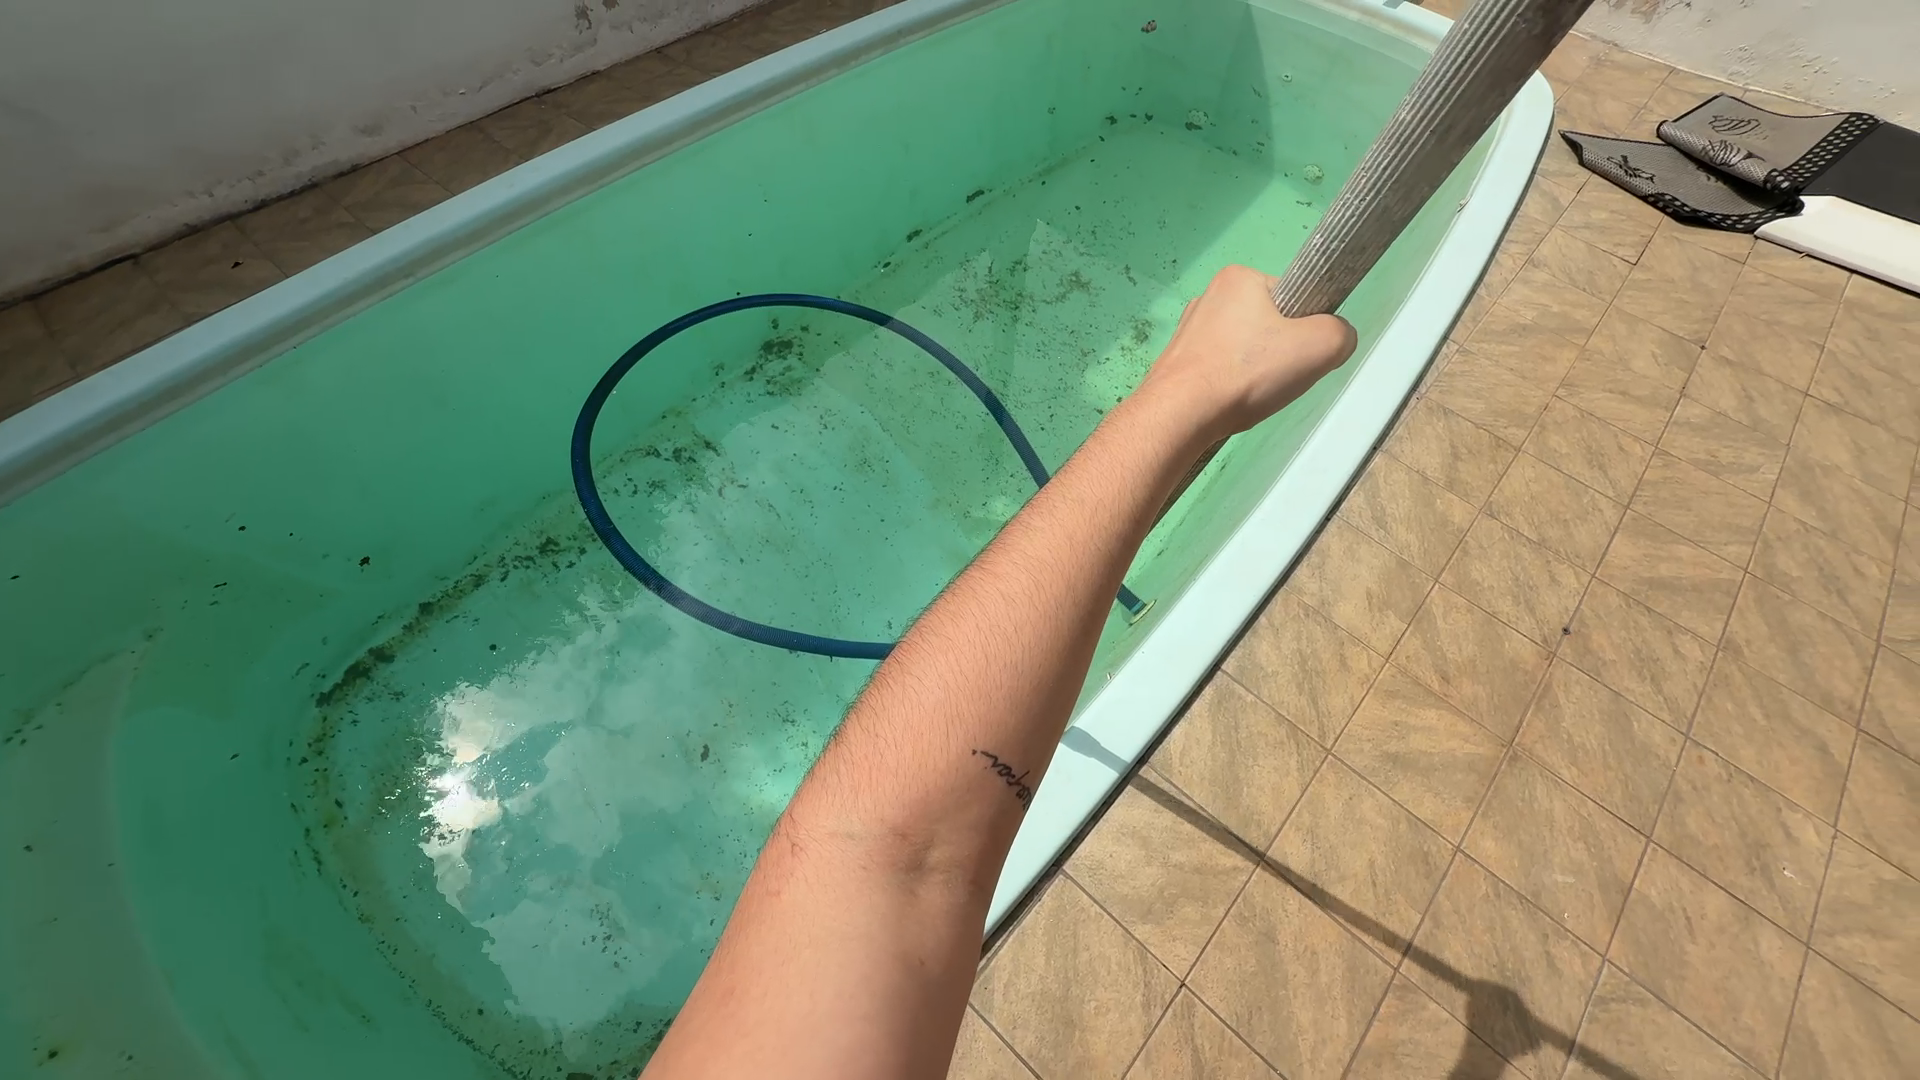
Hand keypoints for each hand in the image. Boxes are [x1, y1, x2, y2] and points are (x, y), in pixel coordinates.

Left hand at [1134, 265, 1357, 443]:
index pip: (1290, 296)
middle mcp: (1206, 298)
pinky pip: (1216, 371)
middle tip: (1274, 379)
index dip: (1303, 327)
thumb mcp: (1320, 346)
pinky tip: (1226, 403)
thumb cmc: (1246, 373)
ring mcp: (1185, 333)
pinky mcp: (1174, 364)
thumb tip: (1335, 339)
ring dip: (1251, 373)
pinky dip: (1226, 387)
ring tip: (1248, 394)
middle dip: (1277, 353)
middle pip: (1266, 325)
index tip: (1295, 353)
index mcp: (1238, 278)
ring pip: (1240, 351)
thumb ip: (1341, 334)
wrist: (1178, 416)